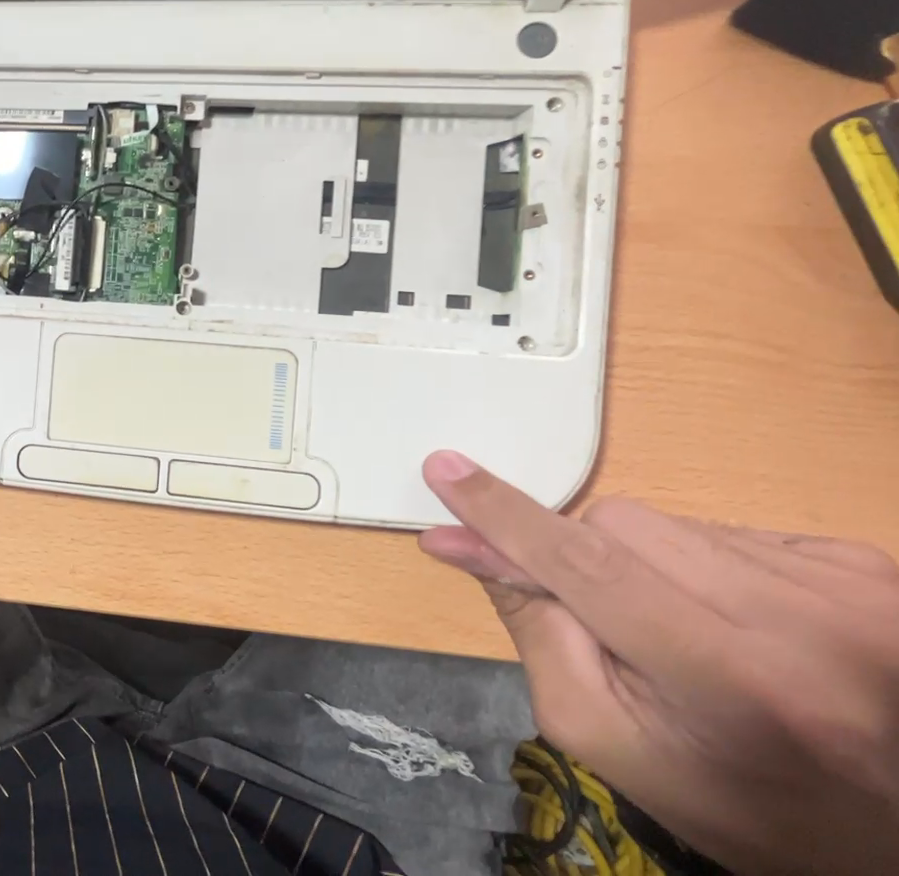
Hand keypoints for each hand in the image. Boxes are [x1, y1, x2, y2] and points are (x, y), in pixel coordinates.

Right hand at [418, 451, 898, 874]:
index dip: (507, 517)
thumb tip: (466, 543)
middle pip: (620, 525)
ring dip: (638, 562)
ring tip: (681, 632)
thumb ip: (535, 632)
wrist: (890, 825)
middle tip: (596, 618)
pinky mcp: (869, 565)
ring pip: (668, 522)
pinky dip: (698, 565)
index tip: (443, 470)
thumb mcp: (605, 735)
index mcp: (733, 678)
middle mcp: (805, 616)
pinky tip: (732, 622)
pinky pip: (725, 529)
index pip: (588, 566)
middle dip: (577, 554)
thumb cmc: (732, 796)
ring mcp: (851, 584)